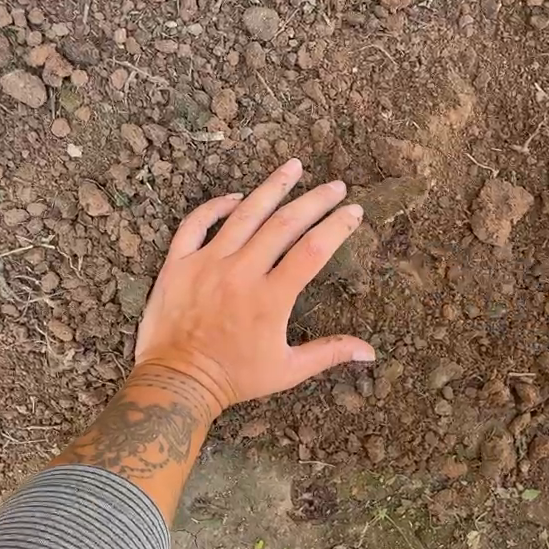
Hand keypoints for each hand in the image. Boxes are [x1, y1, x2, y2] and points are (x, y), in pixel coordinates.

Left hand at [133, 159, 374, 415]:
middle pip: (284, 224)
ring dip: (271, 188)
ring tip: (293, 167)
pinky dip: (216, 207)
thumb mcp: (288, 370)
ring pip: (244, 215)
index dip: (337, 226)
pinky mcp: (178, 265)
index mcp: (271, 298)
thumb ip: (329, 353)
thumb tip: (370, 352)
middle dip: (314, 200)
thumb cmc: (235, 378)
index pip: (313, 250)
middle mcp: (241, 273)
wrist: (178, 382)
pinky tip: (236, 197)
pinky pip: (196, 224)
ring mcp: (207, 264)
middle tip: (335, 185)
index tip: (354, 211)